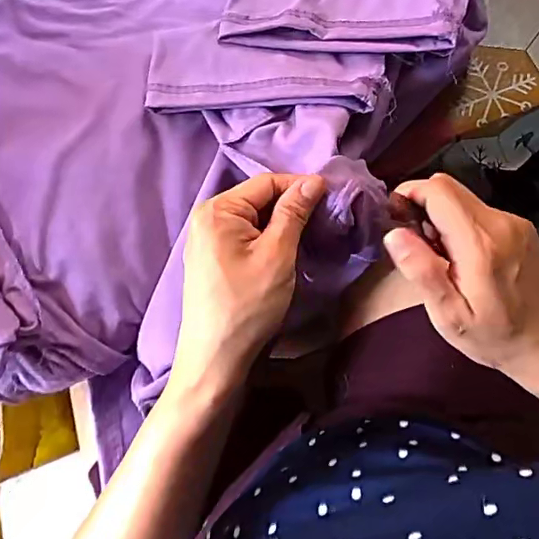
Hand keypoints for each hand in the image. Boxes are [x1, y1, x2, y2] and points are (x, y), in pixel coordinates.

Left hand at [169, 173, 326, 403]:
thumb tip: (313, 181)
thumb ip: (293, 213)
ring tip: (312, 232)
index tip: (332, 195)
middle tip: (326, 216)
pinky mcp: (211, 257)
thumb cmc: (247, 305)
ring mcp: (206, 238)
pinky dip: (267, 236)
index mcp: (217, 209)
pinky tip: (287, 248)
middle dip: (291, 204)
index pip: (266, 182)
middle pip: (258, 198)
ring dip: (281, 222)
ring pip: (253, 217)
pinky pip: (244, 234)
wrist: (214, 358)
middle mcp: (206, 216)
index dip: (300, 185)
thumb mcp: (277, 254)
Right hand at [381, 173, 538, 384]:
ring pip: (460, 197)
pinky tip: (462, 256)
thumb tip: (395, 234)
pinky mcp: (519, 225)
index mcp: (481, 244)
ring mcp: (514, 222)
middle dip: (422, 207)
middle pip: (447, 187)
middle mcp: (501, 224)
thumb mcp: (448, 315)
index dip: (409, 196)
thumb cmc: (493, 336)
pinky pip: (475, 209)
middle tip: (419, 246)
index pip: (438, 190)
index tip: (398, 222)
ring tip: (442, 256)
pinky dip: (459, 223)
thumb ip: (422, 270)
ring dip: (440, 216)